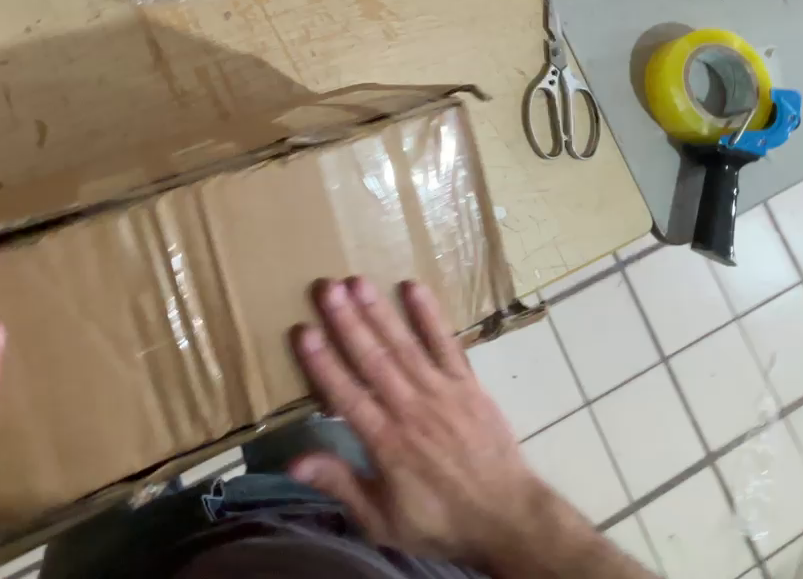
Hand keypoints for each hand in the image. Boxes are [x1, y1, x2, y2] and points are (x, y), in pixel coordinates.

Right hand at [291, 277, 645, 578]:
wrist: (510, 519)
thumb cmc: (441, 521)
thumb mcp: (383, 520)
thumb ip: (340, 484)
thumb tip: (293, 463)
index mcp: (387, 443)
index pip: (348, 396)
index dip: (323, 364)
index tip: (303, 331)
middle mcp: (412, 410)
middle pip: (374, 360)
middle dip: (347, 322)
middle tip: (326, 288)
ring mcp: (442, 392)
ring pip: (404, 345)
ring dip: (379, 312)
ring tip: (357, 281)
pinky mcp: (467, 384)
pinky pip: (446, 344)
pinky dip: (430, 315)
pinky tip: (412, 287)